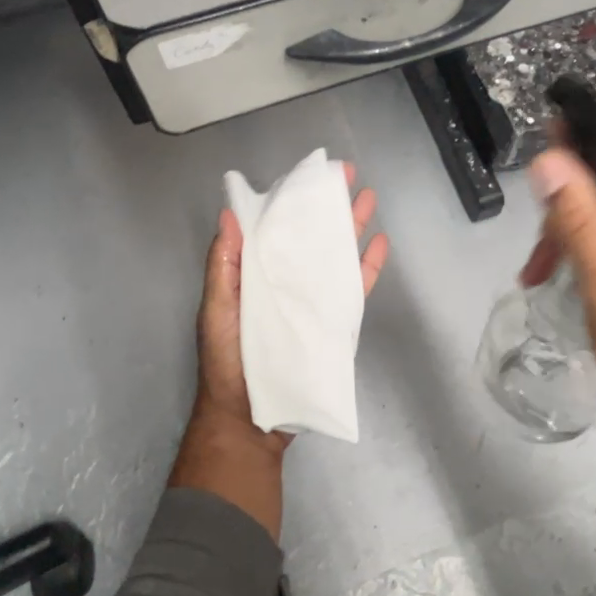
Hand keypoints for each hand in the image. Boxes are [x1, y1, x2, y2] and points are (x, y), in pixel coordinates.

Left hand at [170, 164, 388, 537]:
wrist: (250, 420)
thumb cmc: (227, 363)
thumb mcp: (216, 311)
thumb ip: (224, 267)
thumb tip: (230, 216)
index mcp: (256, 275)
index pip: (276, 229)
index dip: (292, 201)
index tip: (308, 175)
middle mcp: (286, 283)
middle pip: (311, 238)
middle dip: (329, 207)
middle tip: (349, 176)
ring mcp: (312, 302)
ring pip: (336, 257)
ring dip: (352, 228)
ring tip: (369, 200)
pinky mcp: (334, 323)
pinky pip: (354, 290)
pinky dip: (368, 267)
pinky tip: (379, 244)